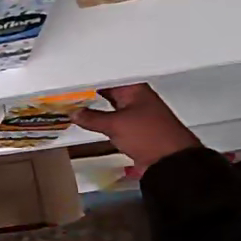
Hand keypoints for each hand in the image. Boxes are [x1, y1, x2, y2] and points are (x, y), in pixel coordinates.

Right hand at [71, 84, 200, 171]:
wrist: (170, 162)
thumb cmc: (150, 136)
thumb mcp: (115, 125)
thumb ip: (92, 118)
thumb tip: (76, 114)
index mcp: (136, 89)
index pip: (108, 78)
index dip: (90, 80)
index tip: (73, 84)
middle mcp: (137, 99)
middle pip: (109, 92)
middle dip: (91, 94)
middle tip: (70, 94)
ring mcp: (138, 114)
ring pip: (111, 107)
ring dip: (96, 109)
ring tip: (76, 107)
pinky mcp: (137, 130)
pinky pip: (115, 122)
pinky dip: (103, 122)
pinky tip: (91, 123)